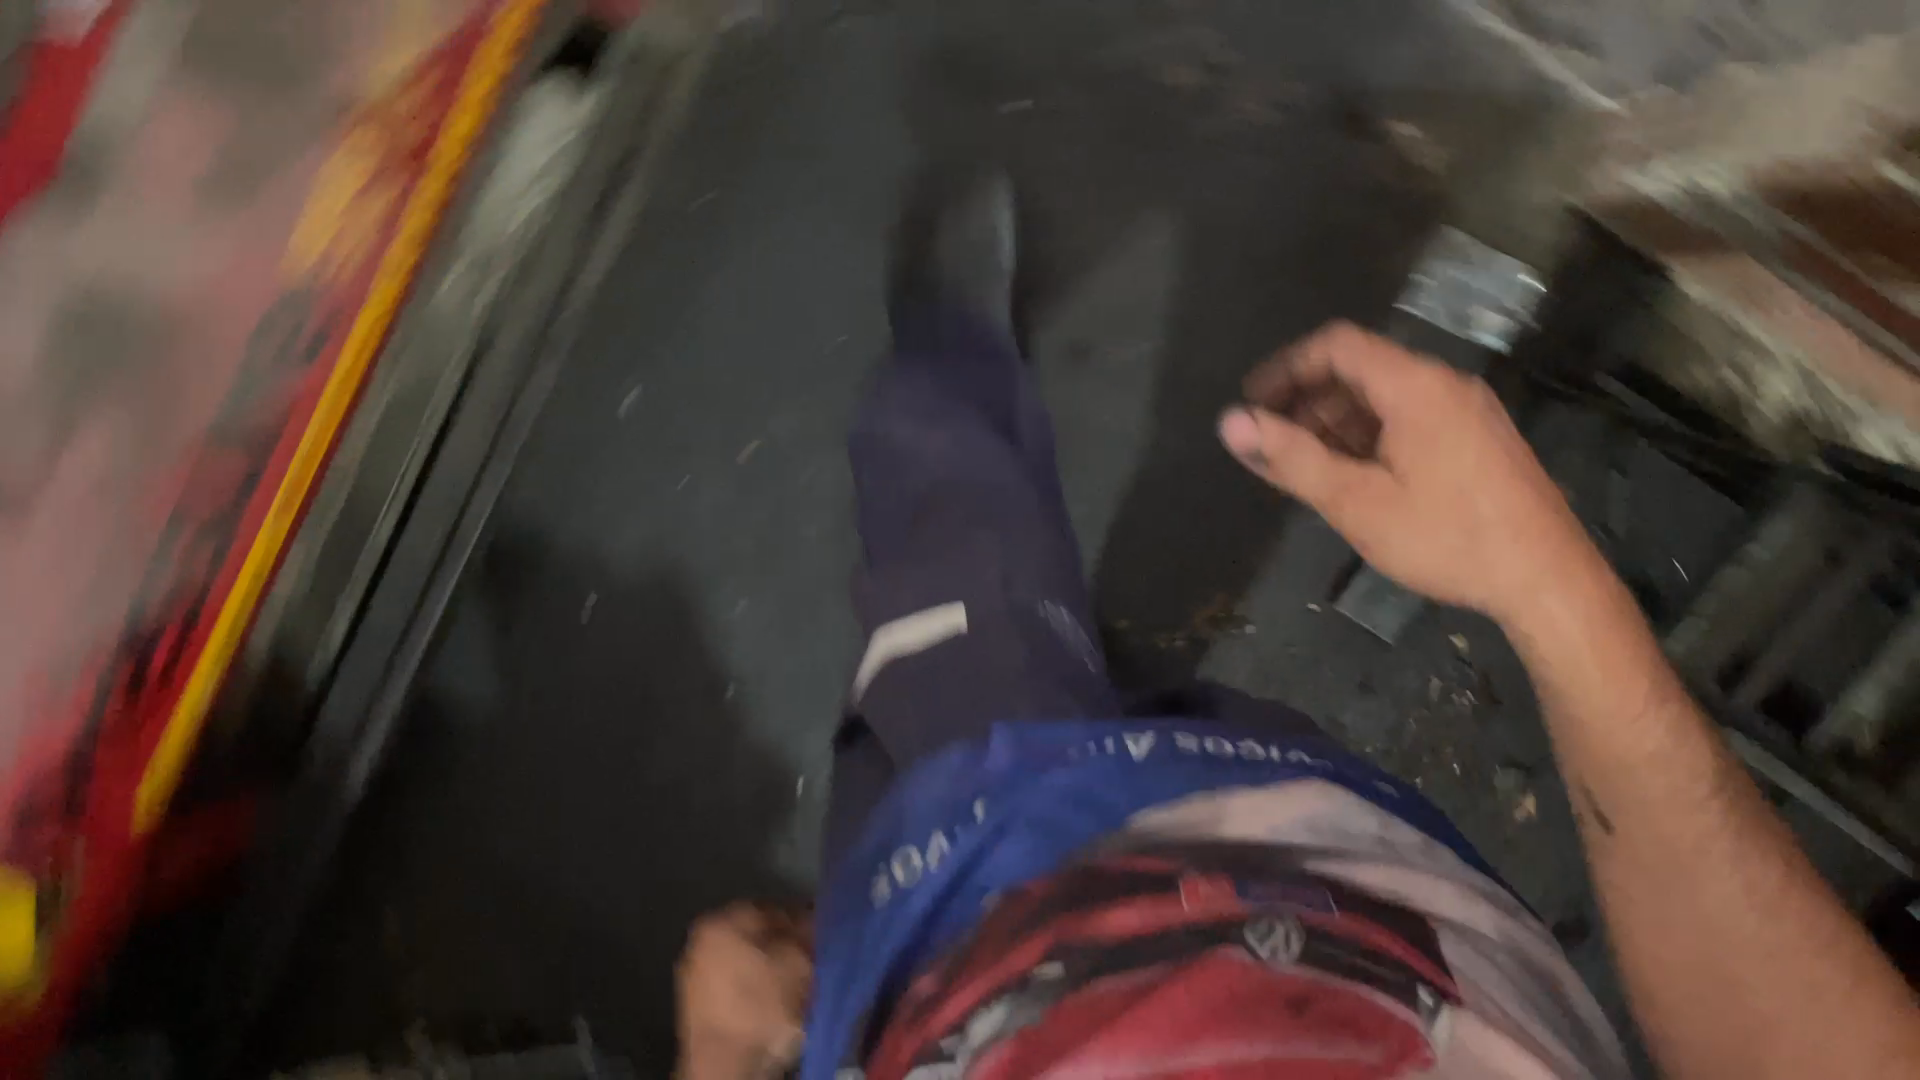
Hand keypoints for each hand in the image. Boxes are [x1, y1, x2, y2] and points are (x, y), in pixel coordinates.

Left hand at [676, 902, 813, 1079]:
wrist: (725, 1071)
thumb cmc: (761, 1006)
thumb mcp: (799, 961)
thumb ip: (807, 934)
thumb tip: (814, 920)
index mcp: (721, 922)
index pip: (772, 909)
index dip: (801, 922)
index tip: (820, 937)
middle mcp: (700, 942)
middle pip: (756, 936)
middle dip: (785, 946)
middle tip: (811, 960)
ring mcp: (694, 977)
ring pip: (746, 963)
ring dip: (771, 970)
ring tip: (796, 986)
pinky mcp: (697, 1010)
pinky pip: (737, 989)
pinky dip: (756, 992)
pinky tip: (776, 1005)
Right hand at [1216, 321, 1599, 624]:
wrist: (1547, 580)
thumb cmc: (1445, 537)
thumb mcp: (1355, 501)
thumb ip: (1291, 458)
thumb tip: (1230, 423)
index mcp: (1415, 387)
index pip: (1336, 346)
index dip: (1285, 368)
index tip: (1252, 405)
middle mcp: (1442, 386)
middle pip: (1357, 370)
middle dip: (1304, 401)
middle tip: (1270, 445)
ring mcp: (1463, 412)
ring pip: (1380, 398)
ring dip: (1332, 423)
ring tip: (1302, 468)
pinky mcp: (1473, 439)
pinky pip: (1405, 420)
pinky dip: (1365, 438)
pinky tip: (1348, 478)